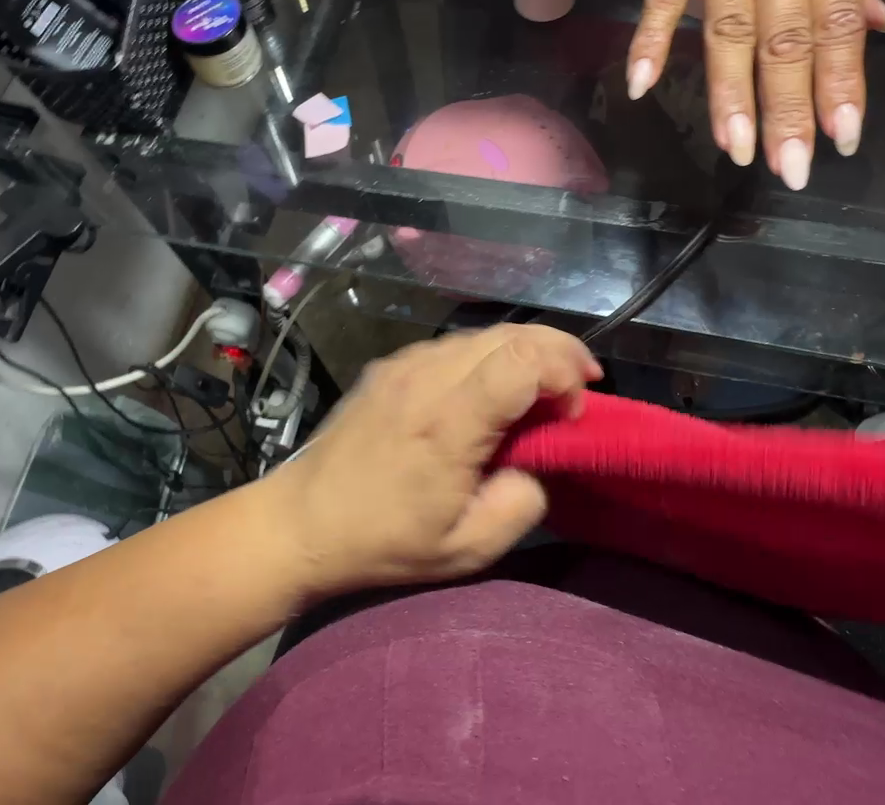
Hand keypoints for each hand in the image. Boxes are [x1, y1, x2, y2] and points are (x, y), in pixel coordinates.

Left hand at [266, 324, 601, 597]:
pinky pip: (452, 345)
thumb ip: (519, 505)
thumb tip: (536, 466)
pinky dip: (488, 355)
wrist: (303, 522)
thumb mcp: (466, 550)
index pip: (521, 360)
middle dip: (558, 351)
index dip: (563, 371)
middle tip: (582, 384)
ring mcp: (403, 365)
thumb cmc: (385, 541)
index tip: (574, 409)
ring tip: (544, 384)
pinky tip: (492, 385)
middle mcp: (426, 378)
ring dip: (524, 350)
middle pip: (510, 335)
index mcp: (448, 423)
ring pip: (482, 334)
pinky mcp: (388, 365)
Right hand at [632, 0, 884, 187]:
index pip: (838, 23)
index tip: (843, 140)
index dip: (841, 83)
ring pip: (728, 29)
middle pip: (786, 39)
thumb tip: (880, 26)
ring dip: (730, 93)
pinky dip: (651, 39)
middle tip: (791, 170)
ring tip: (733, 149)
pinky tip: (641, 86)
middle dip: (789, 109)